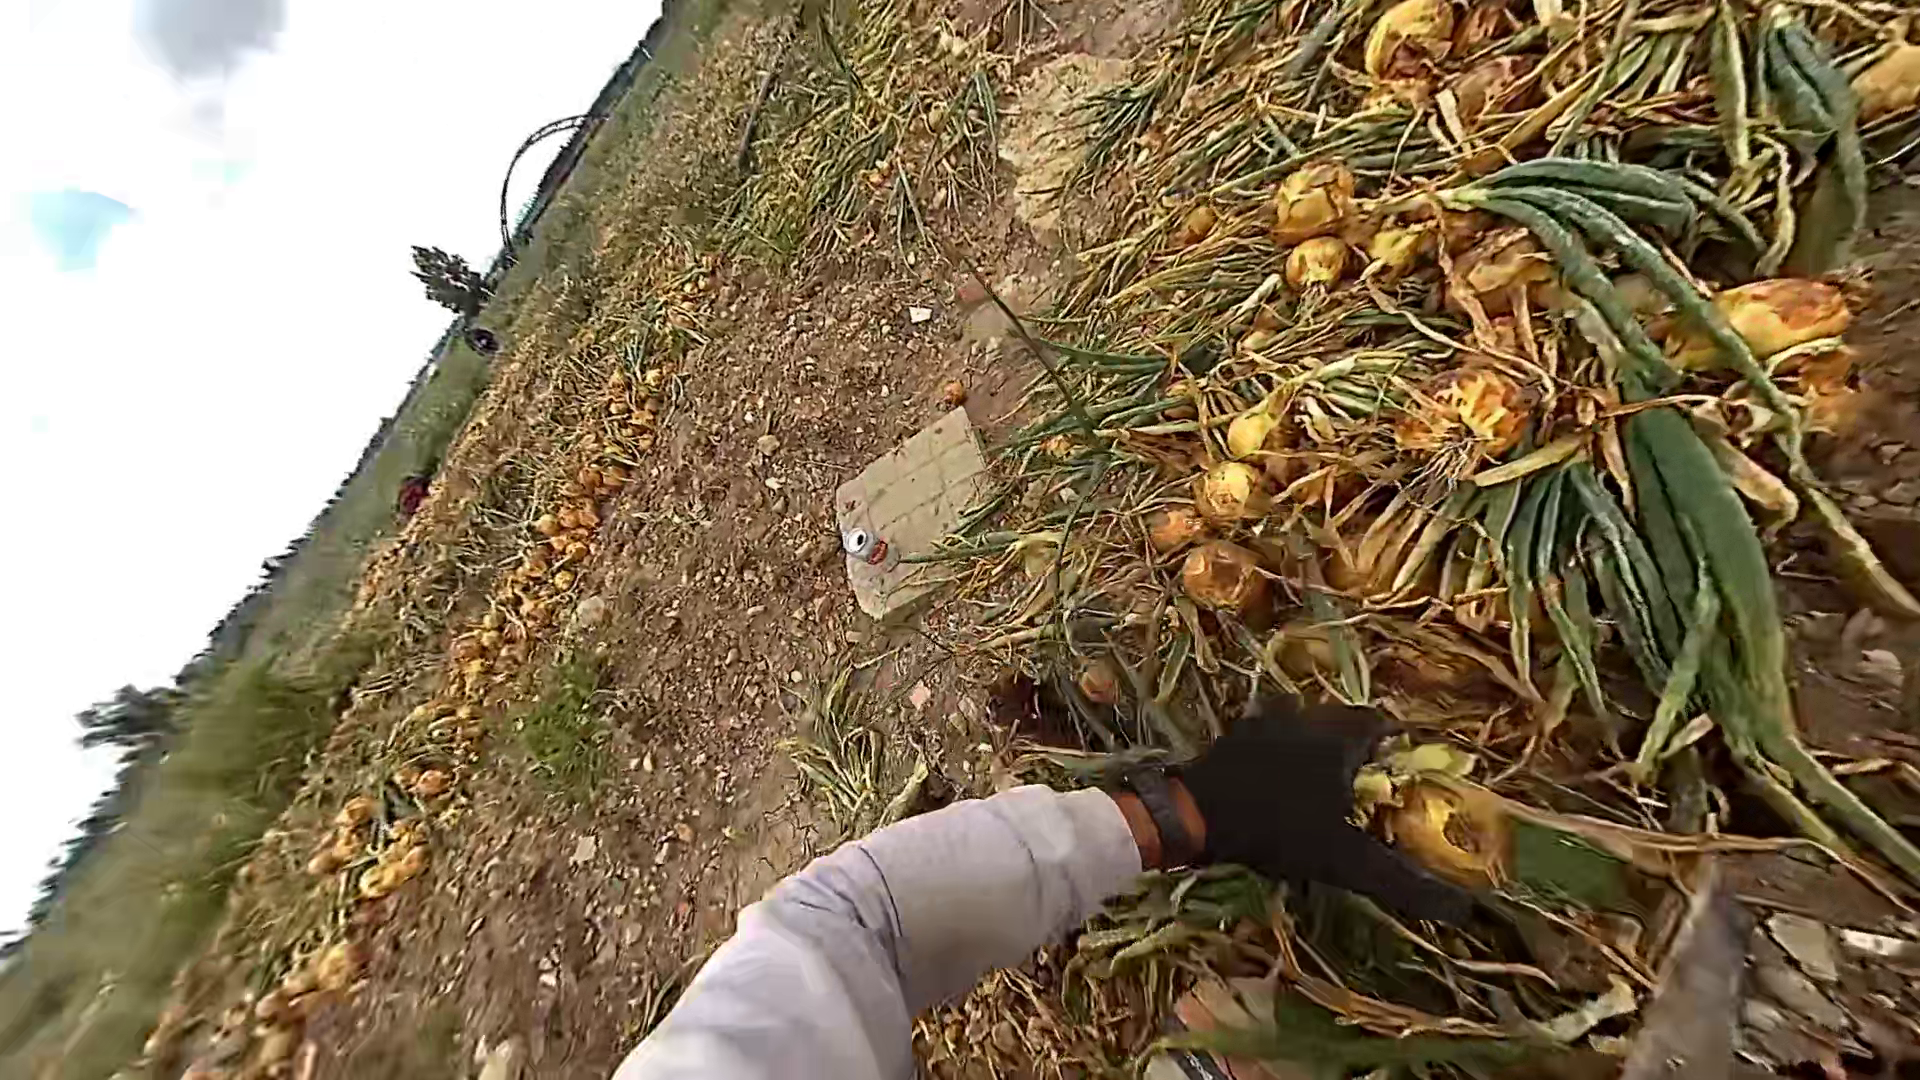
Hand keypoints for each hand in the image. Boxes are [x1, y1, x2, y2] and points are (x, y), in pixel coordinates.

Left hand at [1180, 697, 1472, 922]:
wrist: (1197, 813)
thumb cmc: (1277, 829)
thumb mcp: (1345, 861)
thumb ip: (1404, 883)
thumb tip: (1464, 908)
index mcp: (1333, 738)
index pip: (1375, 721)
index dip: (1394, 738)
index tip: (1405, 761)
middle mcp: (1299, 718)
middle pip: (1339, 717)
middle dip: (1358, 738)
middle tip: (1370, 769)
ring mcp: (1262, 721)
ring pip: (1301, 718)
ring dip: (1317, 736)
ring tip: (1328, 770)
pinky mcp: (1235, 732)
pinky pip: (1270, 728)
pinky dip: (1283, 742)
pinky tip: (1282, 770)